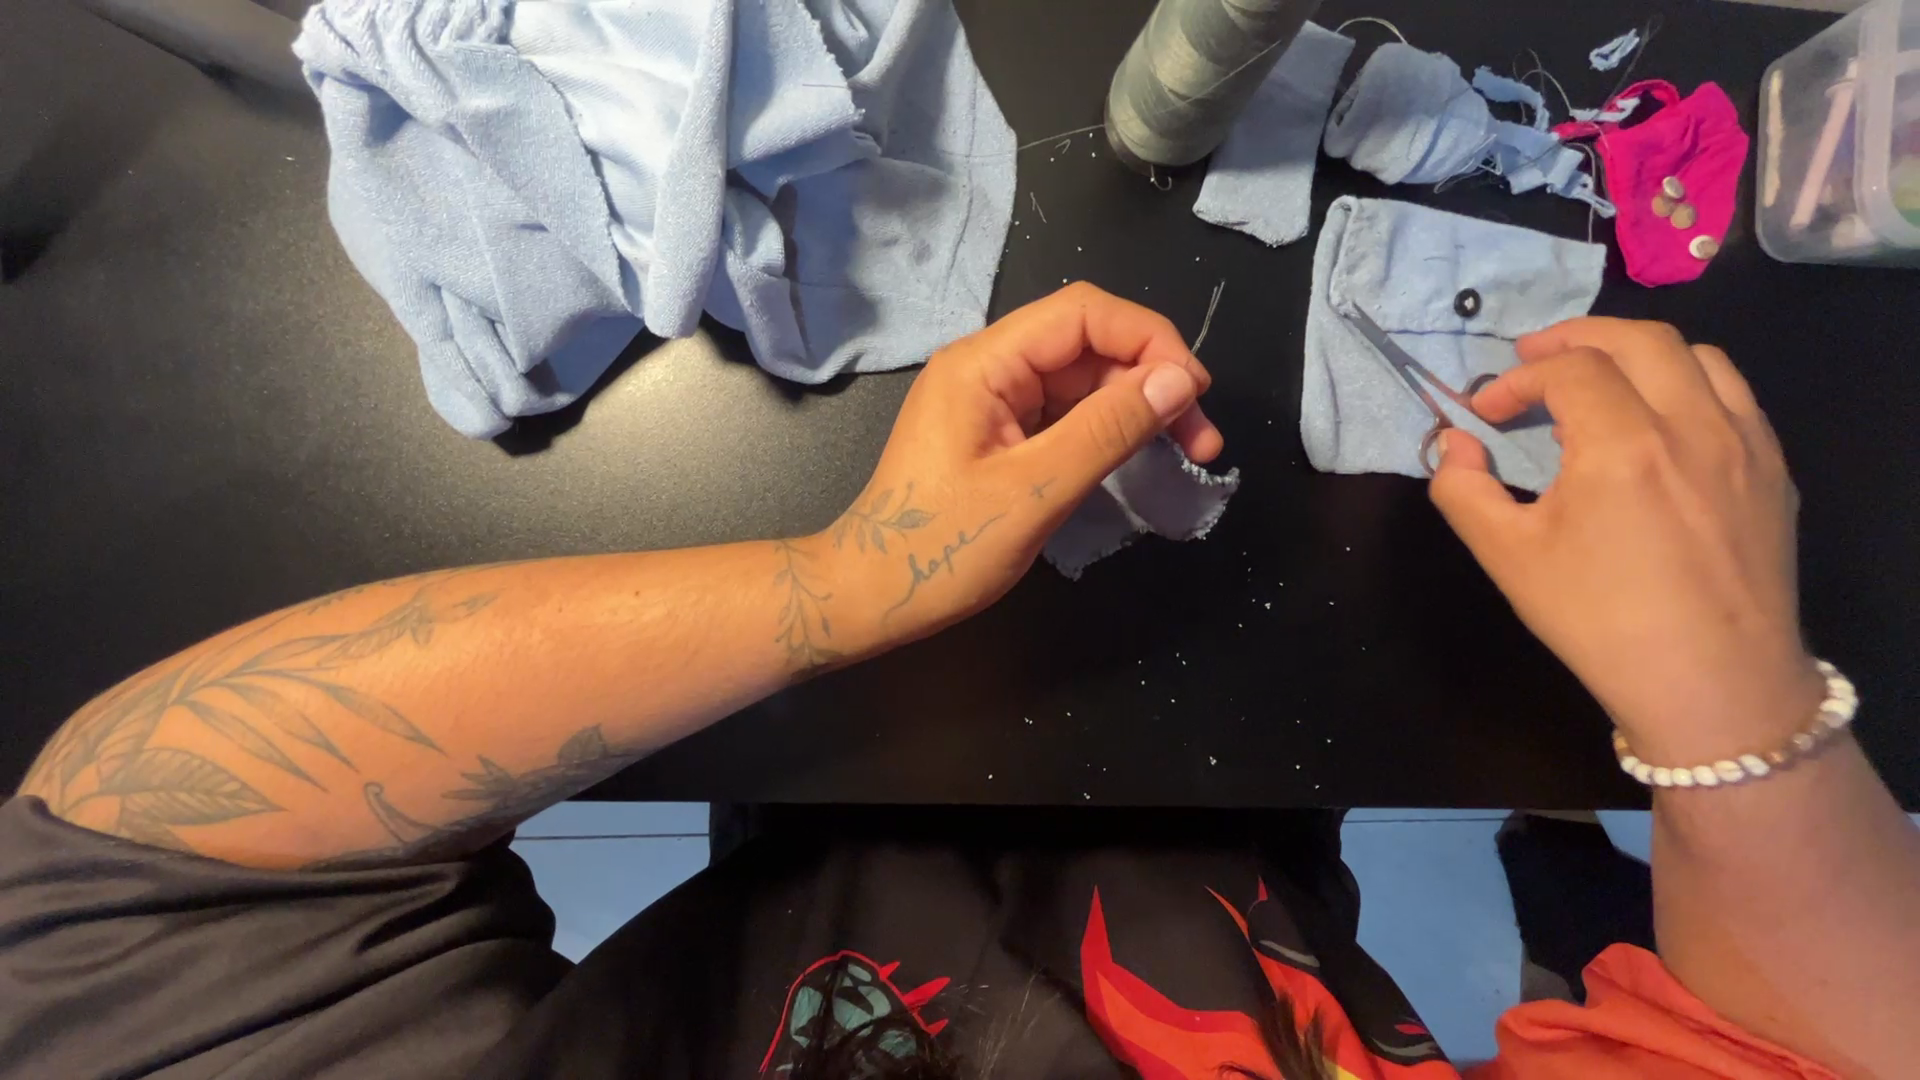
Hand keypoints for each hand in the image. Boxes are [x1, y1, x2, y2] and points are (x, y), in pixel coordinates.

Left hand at [815, 283, 1220, 653]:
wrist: (871, 594)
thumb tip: (1176, 381)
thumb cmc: (941, 550)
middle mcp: (985, 368)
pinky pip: (1060, 414)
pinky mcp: (995, 434)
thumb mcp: (1033, 492)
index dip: (1149, 339)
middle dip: (1150, 379)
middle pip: (1086, 345)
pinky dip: (1102, 431)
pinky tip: (1134, 456)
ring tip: (1185, 449)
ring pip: (1079, 381)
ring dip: (1133, 408)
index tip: (1194, 390)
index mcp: (983, 364)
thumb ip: (1106, 431)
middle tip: (1201, 437)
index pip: (1083, 314)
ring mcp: (989, 401)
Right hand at [1430, 318, 1822, 764]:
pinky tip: (1650, 424)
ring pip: (1697, 356)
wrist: (1709, 679)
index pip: (1568, 370)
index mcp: (1624, 446)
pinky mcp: (1773, 470)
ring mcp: (1747, 445)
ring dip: (1633, 354)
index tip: (1482, 413)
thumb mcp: (1502, 554)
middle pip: (1640, 340)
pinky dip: (1681, 384)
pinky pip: (1732, 396)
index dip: (1514, 380)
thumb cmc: (1593, 615)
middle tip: (1529, 359)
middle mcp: (1695, 427)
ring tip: (1592, 380)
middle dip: (1574, 338)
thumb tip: (1454, 444)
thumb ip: (1461, 488)